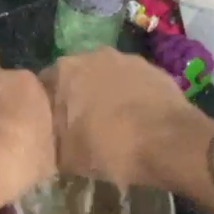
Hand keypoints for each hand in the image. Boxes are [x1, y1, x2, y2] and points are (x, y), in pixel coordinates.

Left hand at [0, 68, 55, 211]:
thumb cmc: (19, 160)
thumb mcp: (48, 157)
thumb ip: (46, 141)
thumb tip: (40, 144)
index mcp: (26, 81)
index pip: (35, 92)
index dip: (33, 114)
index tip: (32, 135)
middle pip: (3, 93)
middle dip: (4, 112)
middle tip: (8, 142)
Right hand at [41, 49, 194, 188]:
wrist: (170, 144)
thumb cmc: (110, 148)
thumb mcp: (66, 158)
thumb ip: (50, 141)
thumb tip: (48, 139)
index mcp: (64, 71)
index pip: (44, 86)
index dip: (47, 109)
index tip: (53, 128)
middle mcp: (93, 55)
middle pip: (77, 78)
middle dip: (77, 98)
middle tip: (81, 127)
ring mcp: (127, 59)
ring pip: (106, 78)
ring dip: (106, 95)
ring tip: (113, 125)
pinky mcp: (155, 69)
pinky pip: (133, 83)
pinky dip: (131, 98)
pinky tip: (137, 121)